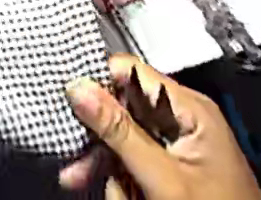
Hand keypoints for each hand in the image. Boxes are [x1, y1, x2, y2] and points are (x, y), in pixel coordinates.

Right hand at [61, 54, 260, 199]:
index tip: (70, 104)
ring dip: (109, 169)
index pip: (131, 73)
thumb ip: (120, 131)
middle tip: (75, 165)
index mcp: (190, 108)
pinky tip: (118, 197)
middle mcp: (185, 120)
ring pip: (126, 142)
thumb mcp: (163, 179)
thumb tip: (78, 86)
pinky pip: (138, 163)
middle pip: (125, 110)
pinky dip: (123, 181)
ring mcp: (180, 148)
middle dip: (100, 142)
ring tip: (103, 192)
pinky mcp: (176, 173)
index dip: (98, 85)